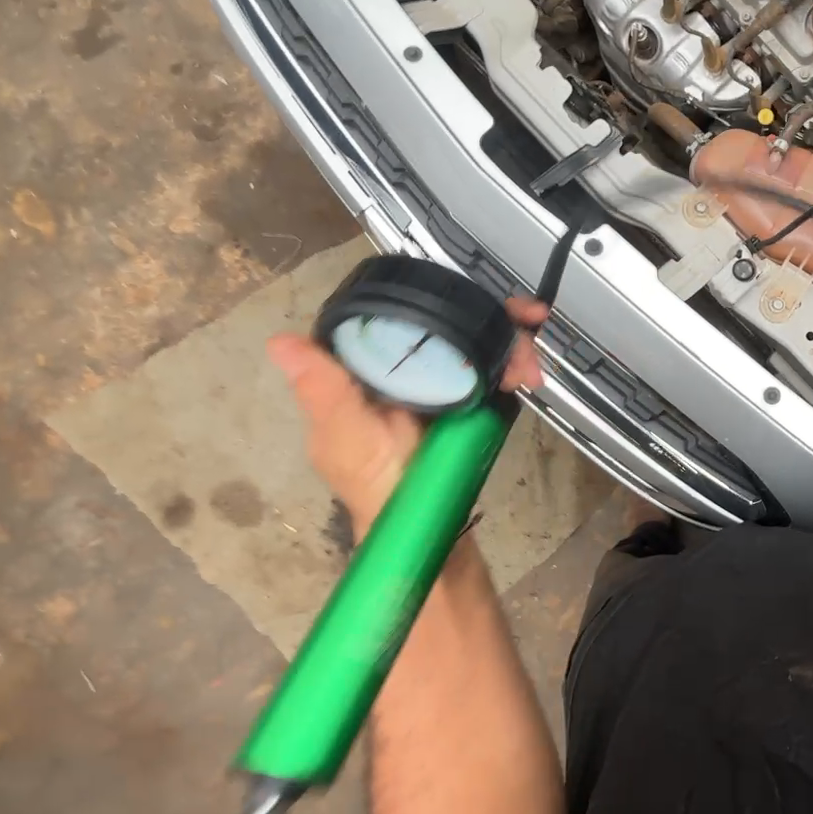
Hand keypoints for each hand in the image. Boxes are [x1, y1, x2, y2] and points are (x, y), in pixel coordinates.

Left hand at [268, 297, 548, 529]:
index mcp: (364, 368)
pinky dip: (516, 361)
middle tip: (527, 319)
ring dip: (511, 343)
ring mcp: (438, 378)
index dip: (426, 296)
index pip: (392, 316)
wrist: (429, 522)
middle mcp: (402, 366)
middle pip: (448, 321)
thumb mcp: (346, 438)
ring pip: (477, 339)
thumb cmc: (377, 482)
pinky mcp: (467, 393)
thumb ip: (324, 391)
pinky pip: (493, 364)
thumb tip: (281, 344)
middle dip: (490, 317)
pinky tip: (530, 373)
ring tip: (530, 370)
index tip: (461, 291)